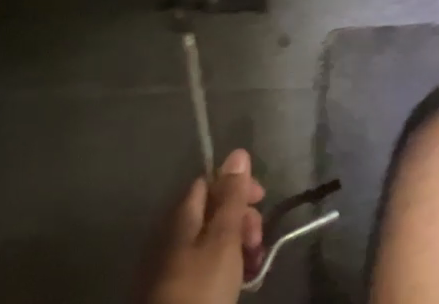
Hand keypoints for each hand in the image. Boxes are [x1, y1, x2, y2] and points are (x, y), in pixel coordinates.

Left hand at [145, 149, 266, 303]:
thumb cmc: (201, 284)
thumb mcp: (223, 237)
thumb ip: (232, 196)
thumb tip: (237, 152)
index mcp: (183, 216)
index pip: (210, 182)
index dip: (238, 185)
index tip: (262, 199)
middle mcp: (176, 233)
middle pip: (215, 210)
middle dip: (244, 218)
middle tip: (257, 239)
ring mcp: (176, 262)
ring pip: (216, 238)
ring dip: (240, 243)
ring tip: (254, 261)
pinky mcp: (181, 286)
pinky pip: (210, 263)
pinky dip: (230, 264)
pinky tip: (242, 276)